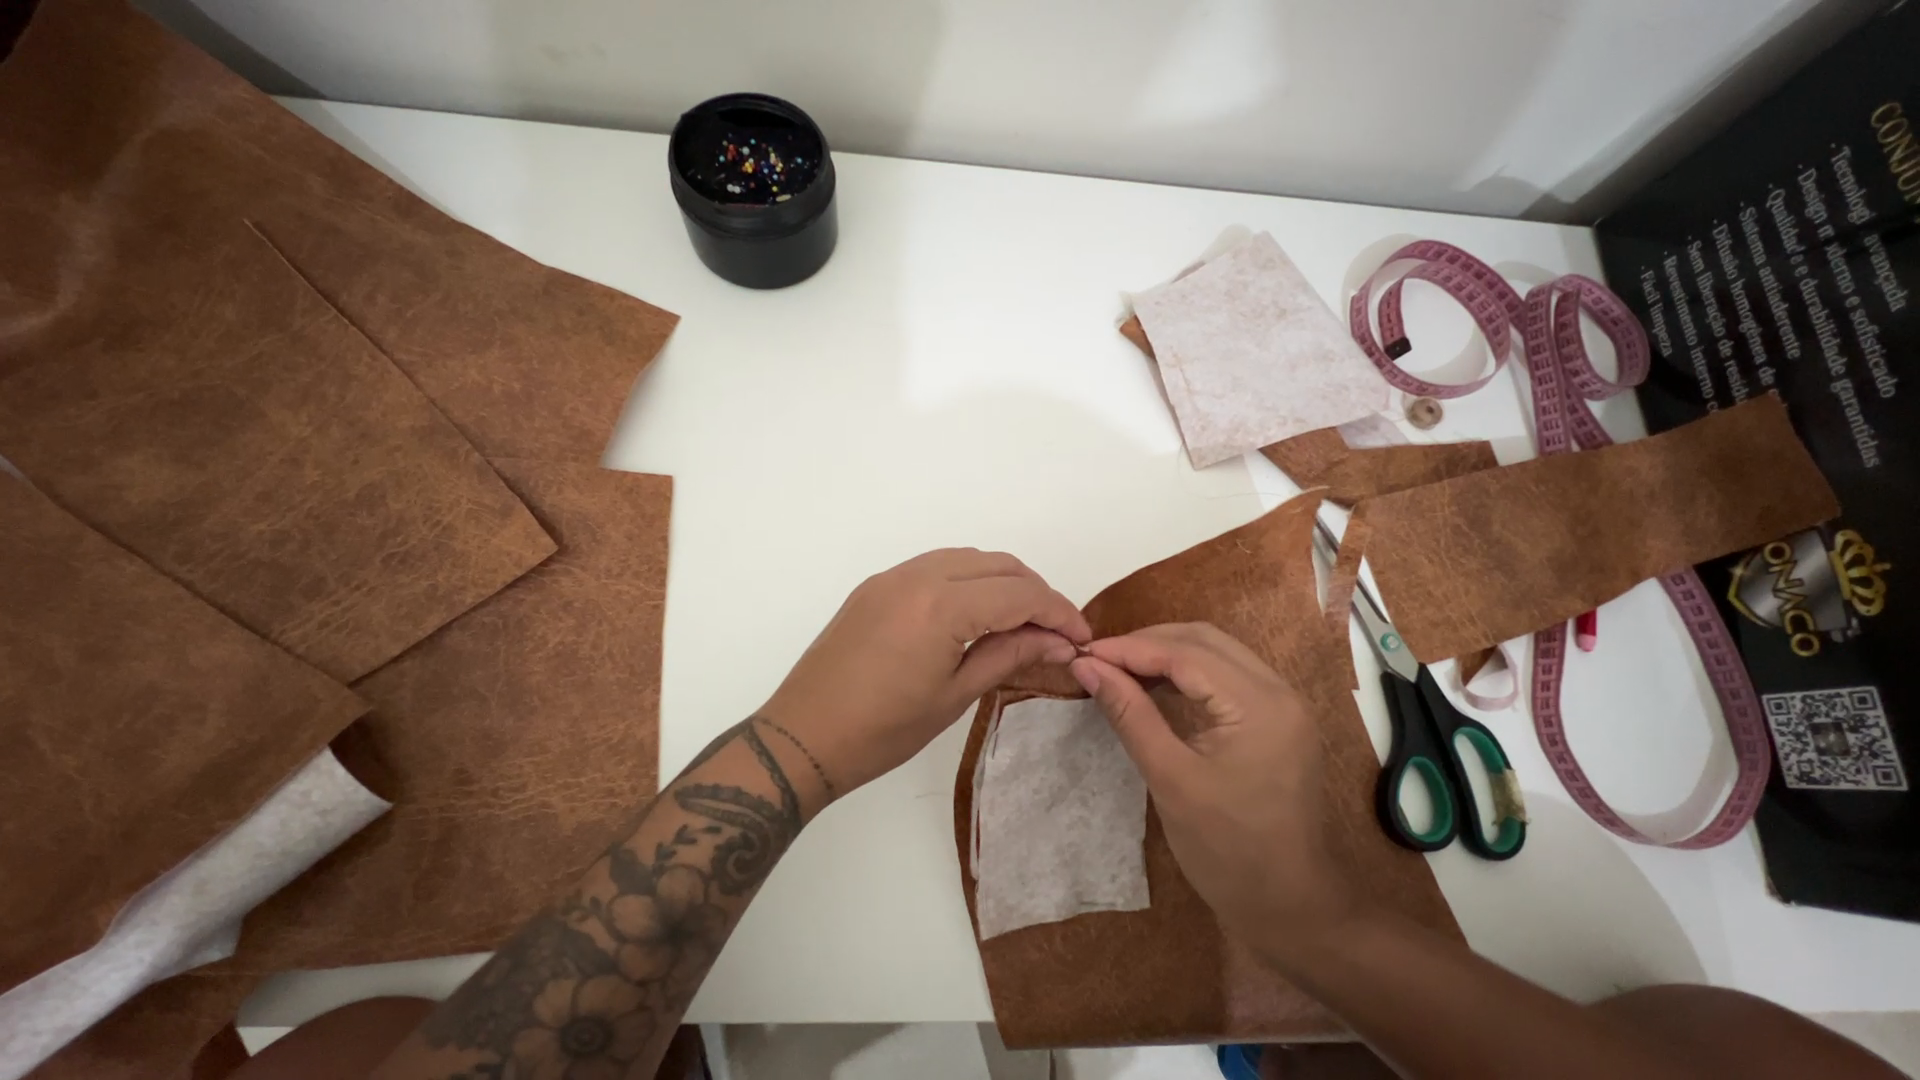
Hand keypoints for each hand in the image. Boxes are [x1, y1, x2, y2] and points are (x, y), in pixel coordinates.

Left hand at [762, 549, 1091, 799]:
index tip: (1081, 637)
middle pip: (997, 564)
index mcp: (941, 606)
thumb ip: (1009, 656)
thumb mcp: (955, 695)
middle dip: (1034, 592)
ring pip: (966, 559)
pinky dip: (967, 581)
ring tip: (1020, 623)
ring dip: (1001, 581)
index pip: (1019, 594)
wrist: (803, 737)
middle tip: (1054, 631)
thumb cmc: (883, 730)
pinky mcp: (874, 587)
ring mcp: (891, 577)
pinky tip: (975, 615)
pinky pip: (935, 567)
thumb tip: (1058, 642)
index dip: (1058, 613)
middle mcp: (917, 576)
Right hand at [1069, 623, 1356, 960]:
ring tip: (1121, 671)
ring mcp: (1284, 704)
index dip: (1130, 649)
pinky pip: (1228, 676)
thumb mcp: (1170, 779)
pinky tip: (1157, 687)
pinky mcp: (1278, 720)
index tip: (1085, 656)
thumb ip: (1129, 714)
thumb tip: (1087, 668)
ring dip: (1168, 653)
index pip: (1186, 653)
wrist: (1292, 907)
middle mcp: (1279, 690)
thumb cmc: (1227, 851)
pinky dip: (1189, 673)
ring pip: (1218, 653)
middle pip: (1205, 640)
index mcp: (1259, 704)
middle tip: (1100, 662)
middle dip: (1148, 643)